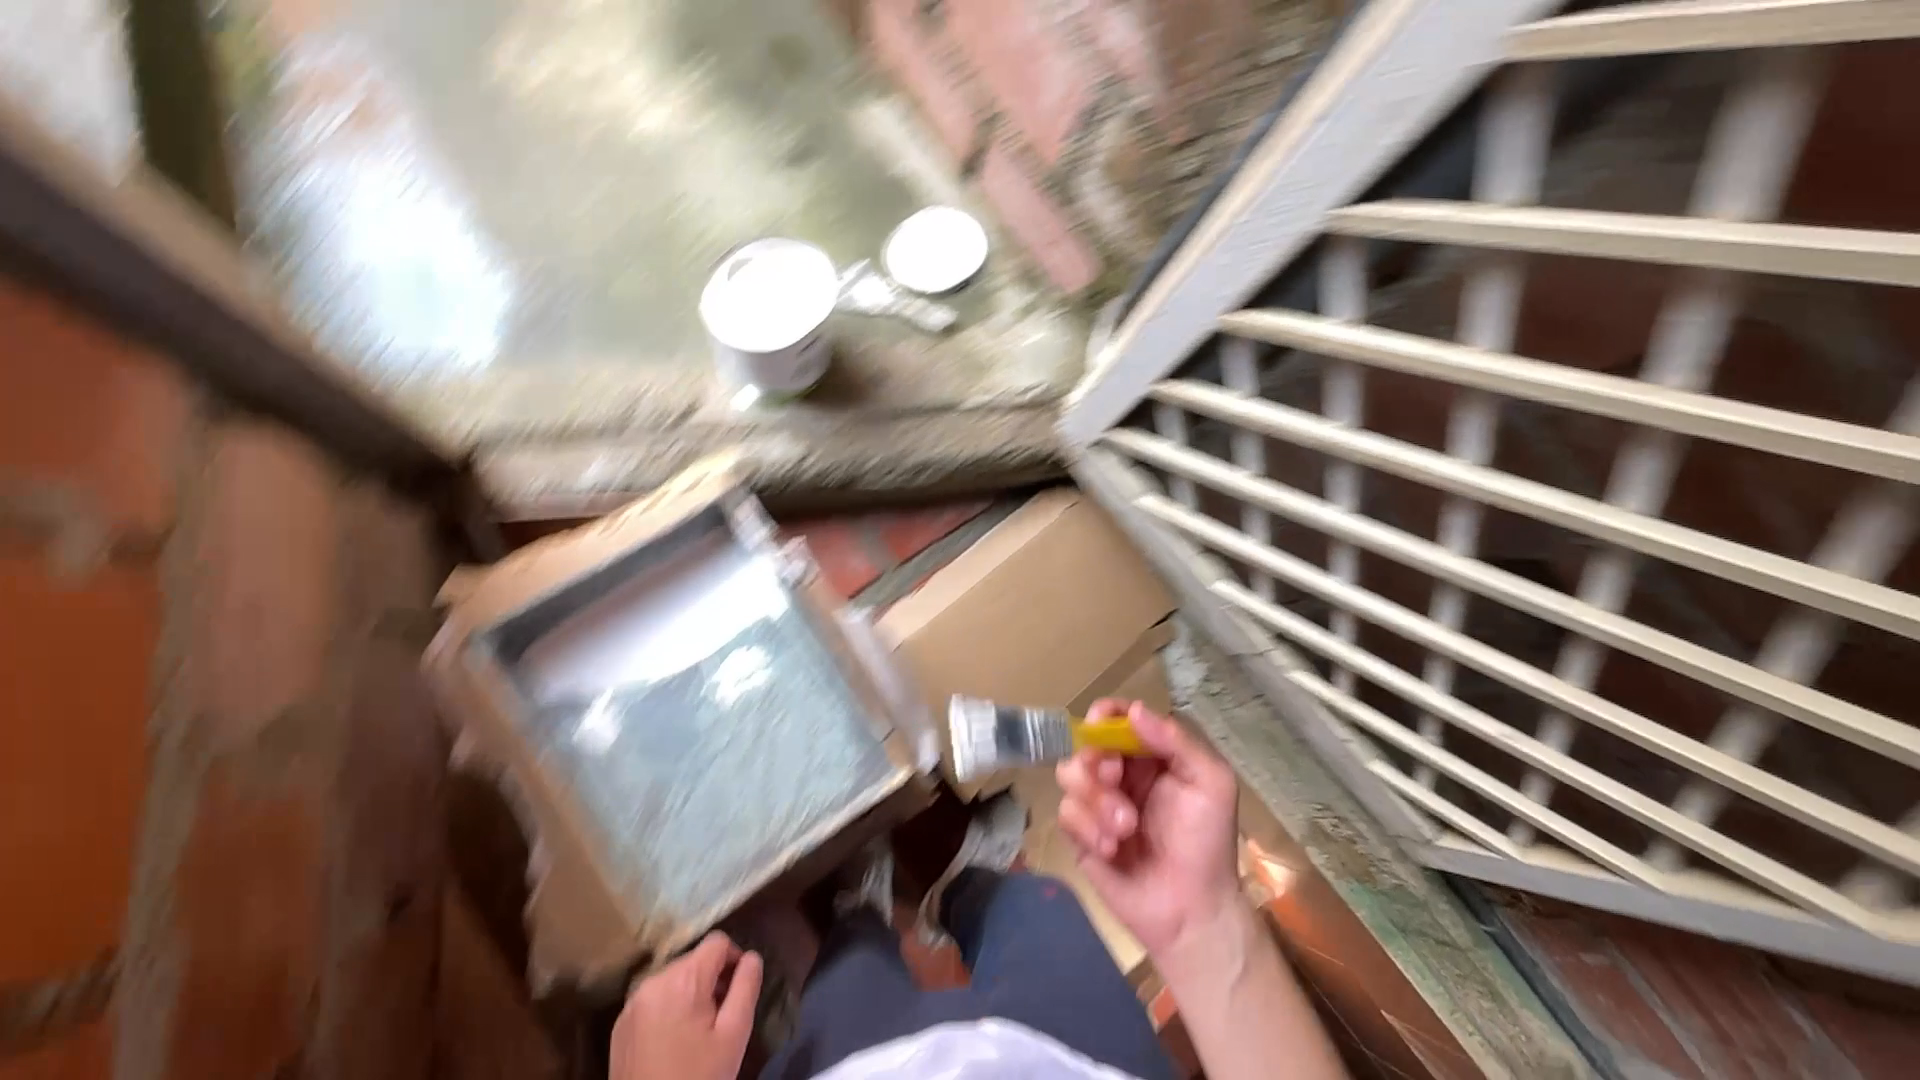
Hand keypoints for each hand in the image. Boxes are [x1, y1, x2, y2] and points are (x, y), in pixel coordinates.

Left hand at [611, 932, 762, 1079]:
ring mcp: (632, 1002)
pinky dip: (668, 1007)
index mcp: (684, 979)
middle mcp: (654, 981)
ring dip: (690, 993)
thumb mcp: (735, 1034)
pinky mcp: (620, 1023)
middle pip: (694, 960)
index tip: (739, 989)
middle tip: (721, 1015)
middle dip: (712, 979)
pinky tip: (674, 1040)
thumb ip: (746, 987)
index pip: (717, 942)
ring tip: (698, 1030)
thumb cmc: (699, 1076)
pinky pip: (653, 999)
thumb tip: (752, 957)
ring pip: (673, 978)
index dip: (735, 959)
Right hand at [1055, 700, 1240, 958]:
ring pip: (1070, 776)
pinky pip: (1066, 813)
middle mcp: (1122, 773)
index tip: (1099, 724)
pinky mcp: (1081, 834)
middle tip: (1115, 782)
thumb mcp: (1211, 784)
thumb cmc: (1207, 843)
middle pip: (1086, 744)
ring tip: (1125, 829)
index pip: (1119, 719)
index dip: (1104, 714)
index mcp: (1152, 755)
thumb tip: (1134, 709)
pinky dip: (1088, 829)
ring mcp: (1098, 803)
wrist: (1190, 911)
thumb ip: (1178, 741)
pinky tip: (1113, 850)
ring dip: (1095, 800)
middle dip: (1097, 762)